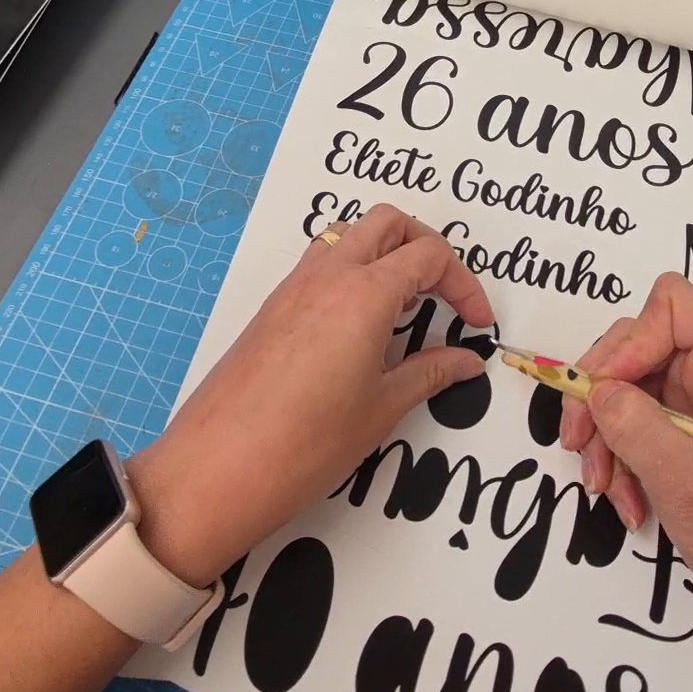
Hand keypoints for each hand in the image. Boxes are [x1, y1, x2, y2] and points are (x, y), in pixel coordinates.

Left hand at [130, 204, 494, 587]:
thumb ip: (430, 372)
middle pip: (388, 222)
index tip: (478, 324)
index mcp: (365, 292)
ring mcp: (295, 286)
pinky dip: (353, 272)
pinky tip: (361, 325)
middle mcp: (329, 273)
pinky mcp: (273, 305)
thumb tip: (468, 361)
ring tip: (403, 307)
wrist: (214, 470)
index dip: (465, 284)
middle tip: (444, 293)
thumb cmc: (306, 443)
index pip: (429, 255)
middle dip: (426, 246)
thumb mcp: (380, 408)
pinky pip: (322, 262)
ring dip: (385, 253)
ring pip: (350, 234)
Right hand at [559, 273, 692, 645]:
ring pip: (624, 390)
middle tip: (578, 441)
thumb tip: (594, 390)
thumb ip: (638, 429)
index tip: (606, 392)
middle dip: (598, 394)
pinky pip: (631, 428)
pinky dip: (618, 461)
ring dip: (603, 437)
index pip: (672, 307)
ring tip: (606, 487)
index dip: (631, 339)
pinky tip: (628, 502)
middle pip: (634, 347)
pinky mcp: (683, 440)